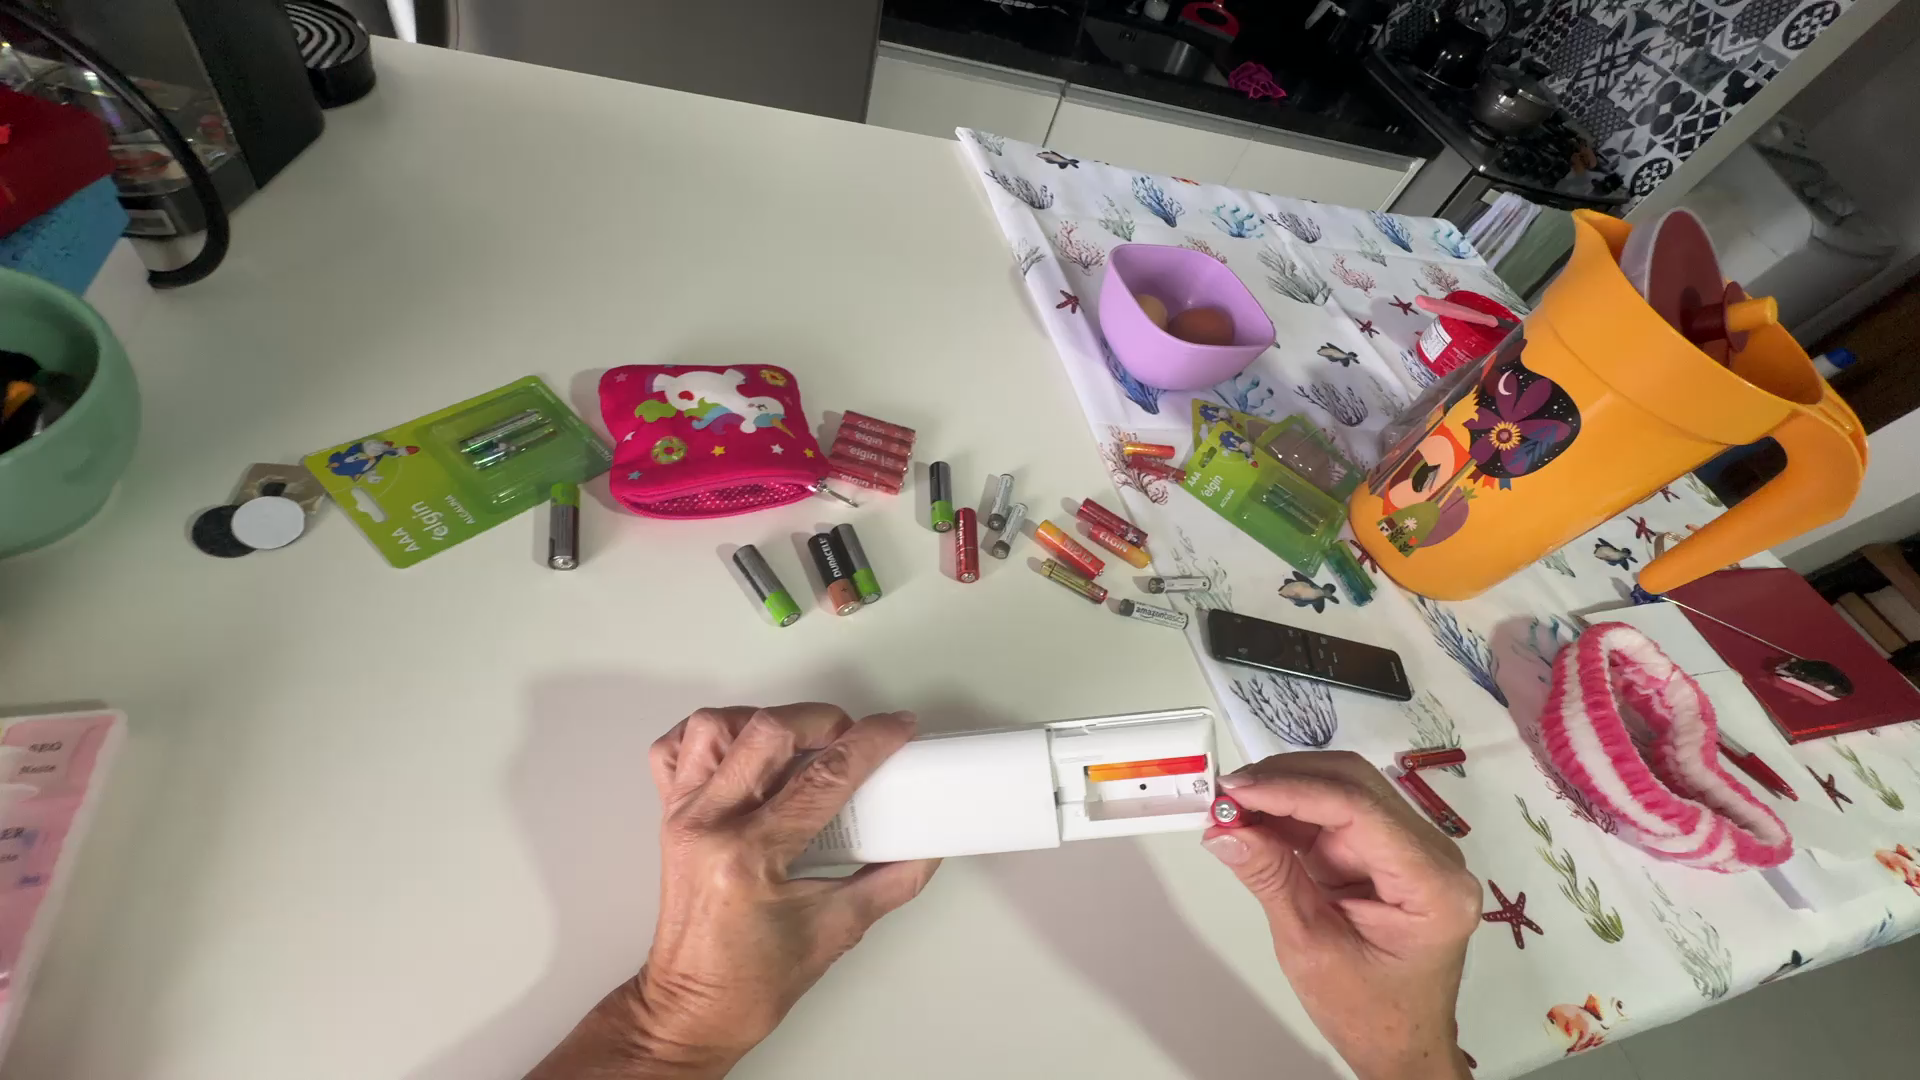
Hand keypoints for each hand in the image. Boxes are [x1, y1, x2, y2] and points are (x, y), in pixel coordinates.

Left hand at [526, 705, 939, 1078]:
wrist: (687, 1012)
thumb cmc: (748, 983)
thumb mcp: (837, 932)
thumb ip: (892, 882)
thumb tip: (927, 846)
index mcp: (751, 856)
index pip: (825, 776)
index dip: (871, 742)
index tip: (898, 727)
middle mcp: (710, 824)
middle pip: (768, 731)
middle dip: (824, 720)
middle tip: (851, 736)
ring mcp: (683, 815)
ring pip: (716, 727)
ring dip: (766, 719)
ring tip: (798, 737)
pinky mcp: (670, 814)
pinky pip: (676, 748)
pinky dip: (711, 734)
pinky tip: (742, 745)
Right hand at [1202, 751, 1479, 1079]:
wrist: (1398, 1046)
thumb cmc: (1368, 1013)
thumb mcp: (1310, 948)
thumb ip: (1270, 879)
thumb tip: (1222, 829)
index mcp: (1431, 884)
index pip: (1357, 808)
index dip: (1291, 791)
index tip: (1234, 791)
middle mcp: (1429, 853)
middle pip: (1352, 783)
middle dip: (1283, 780)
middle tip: (1226, 793)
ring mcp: (1405, 845)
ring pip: (1339, 785)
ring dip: (1281, 788)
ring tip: (1232, 805)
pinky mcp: (1378, 846)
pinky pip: (1329, 808)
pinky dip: (1286, 807)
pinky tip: (1252, 815)